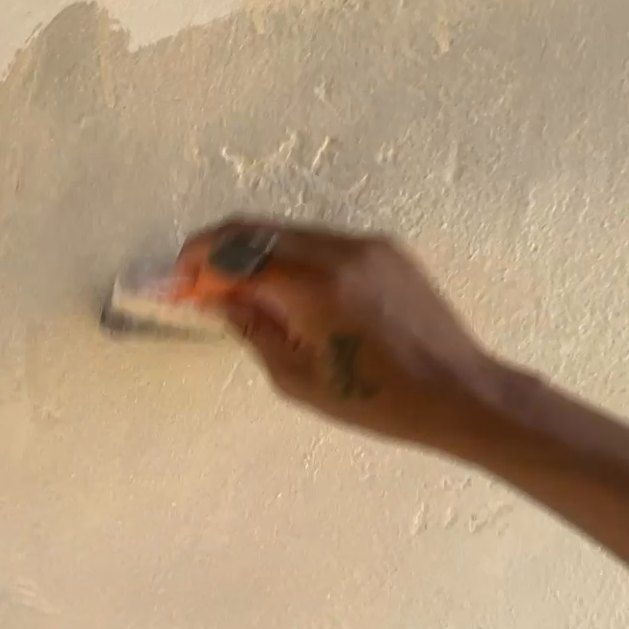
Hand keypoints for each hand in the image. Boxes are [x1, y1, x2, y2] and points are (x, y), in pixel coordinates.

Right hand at [178, 219, 516, 448]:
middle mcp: (337, 251)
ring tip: (226, 287)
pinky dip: (280, 256)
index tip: (170, 285)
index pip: (233, 257)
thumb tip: (215, 296)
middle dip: (210, 250)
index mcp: (312, 287)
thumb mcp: (294, 376)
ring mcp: (363, 244)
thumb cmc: (374, 399)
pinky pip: (314, 241)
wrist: (459, 392)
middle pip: (252, 229)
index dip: (192, 269)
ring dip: (244, 251)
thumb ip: (250, 325)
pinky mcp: (381, 248)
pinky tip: (272, 286)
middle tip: (187, 280)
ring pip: (282, 230)